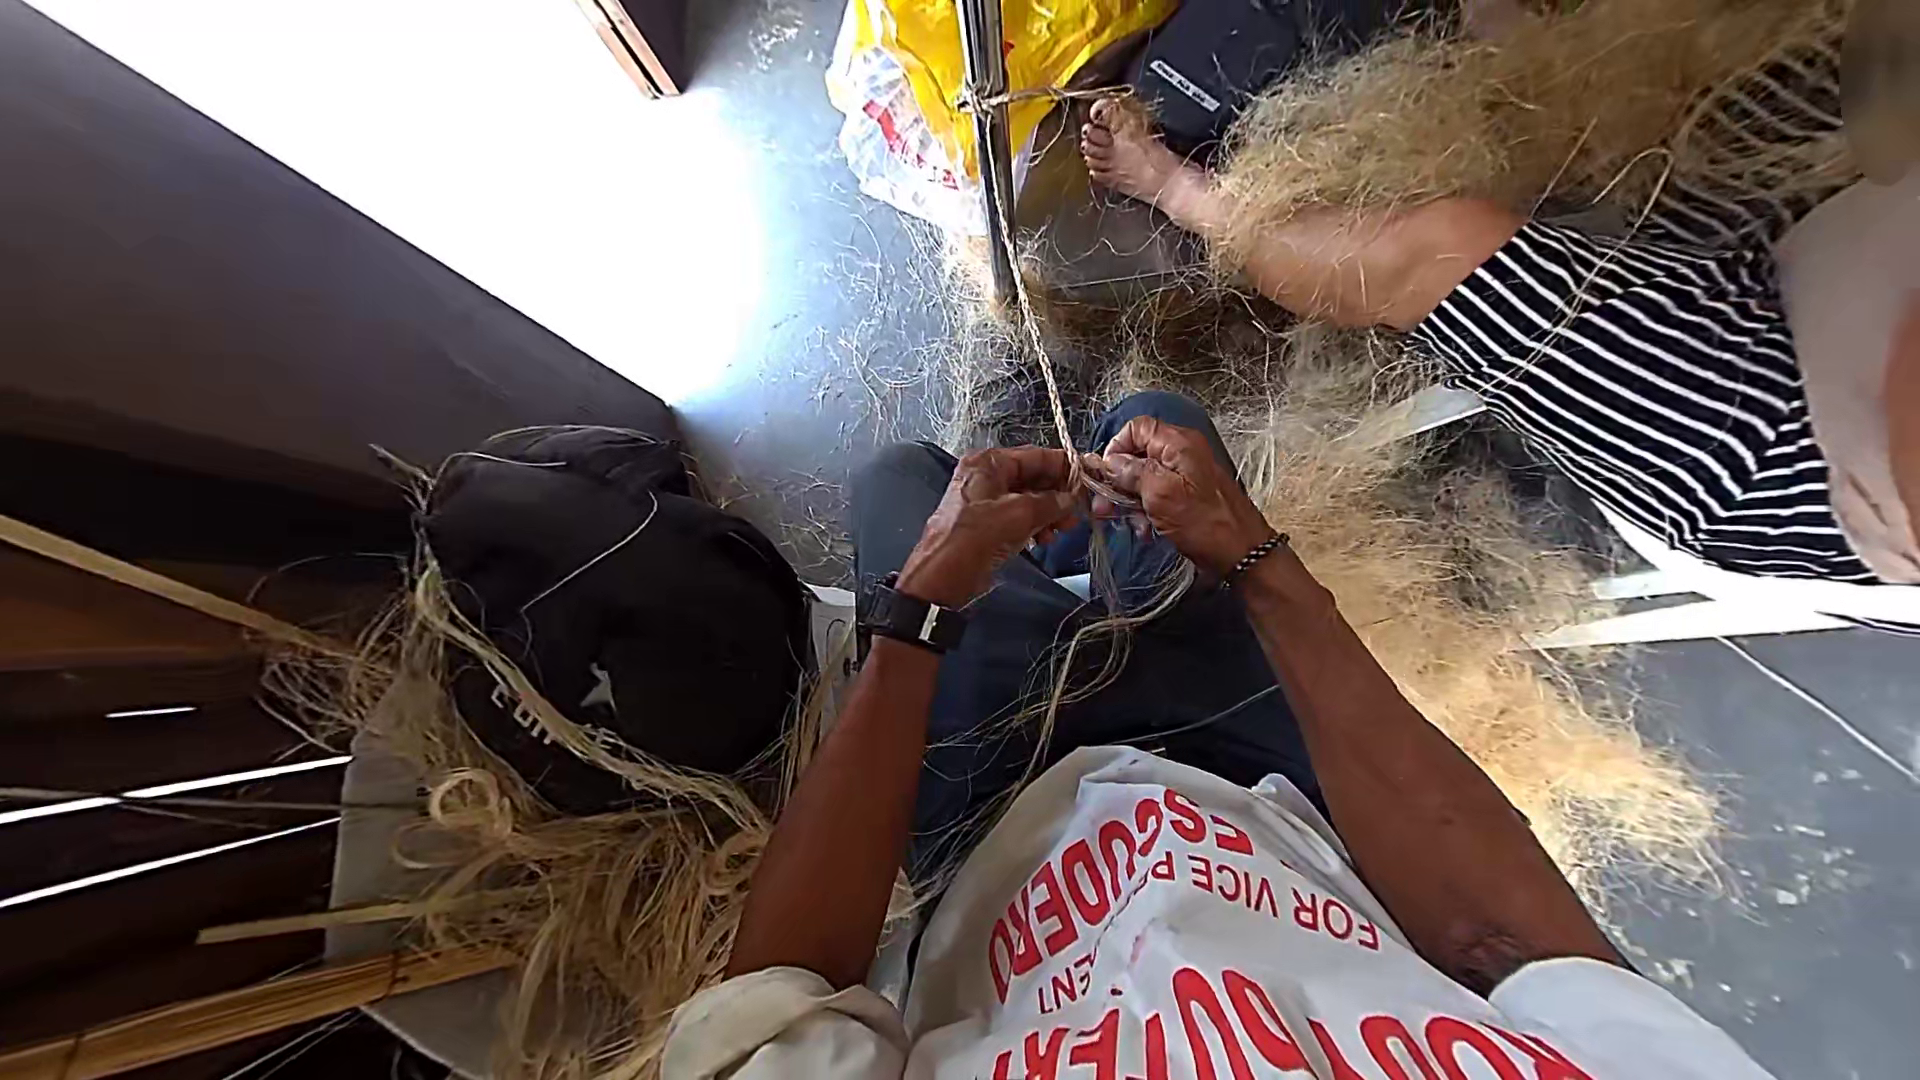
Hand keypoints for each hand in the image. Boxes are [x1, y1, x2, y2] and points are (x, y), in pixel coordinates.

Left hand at [897, 447, 1079, 606]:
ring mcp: (984, 502)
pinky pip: (1017, 518)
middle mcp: (985, 477)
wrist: (943, 576)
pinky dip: (1034, 526)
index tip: (1086, 480)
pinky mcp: (986, 525)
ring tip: (1062, 529)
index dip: (1063, 467)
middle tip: (1077, 511)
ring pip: (1027, 500)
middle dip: (1057, 495)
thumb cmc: (974, 538)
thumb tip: (1069, 498)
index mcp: (988, 463)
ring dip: (1048, 513)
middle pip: (1032, 478)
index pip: (1035, 456)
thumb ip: (1051, 502)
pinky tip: (1044, 539)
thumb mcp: (1020, 513)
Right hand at [1089, 416, 1273, 575]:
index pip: (1136, 428)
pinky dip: (1145, 511)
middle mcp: (1181, 453)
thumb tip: (1110, 462)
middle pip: (1136, 455)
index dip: (1115, 448)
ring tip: (1129, 524)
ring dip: (1129, 501)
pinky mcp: (1185, 495)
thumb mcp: (1161, 494)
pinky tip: (1145, 529)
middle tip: (1104, 507)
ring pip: (1143, 478)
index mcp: (1178, 443)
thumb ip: (1132, 472)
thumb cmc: (1203, 522)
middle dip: (1117, 481)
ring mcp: (1184, 475)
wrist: (1241, 554)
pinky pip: (1155, 495)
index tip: (1106, 475)